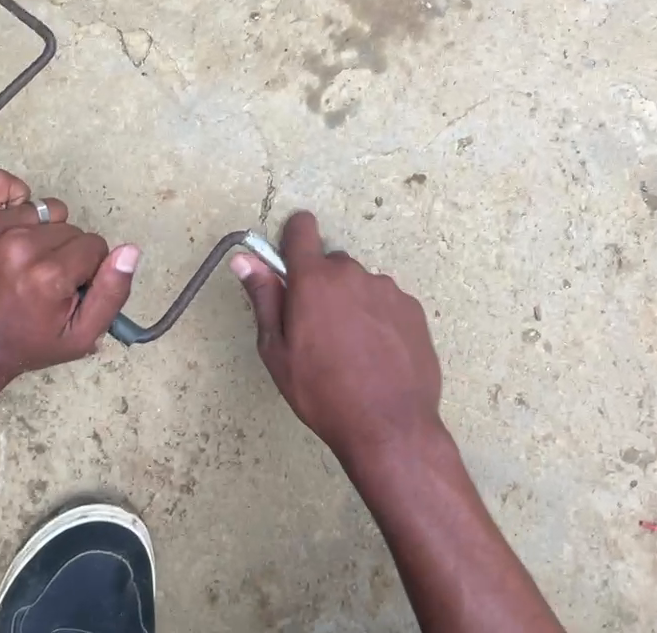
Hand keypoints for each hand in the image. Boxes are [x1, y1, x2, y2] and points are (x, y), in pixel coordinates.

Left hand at [0, 169, 136, 396]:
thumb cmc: (28, 342)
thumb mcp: (82, 336)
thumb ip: (113, 292)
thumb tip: (130, 250)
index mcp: (49, 275)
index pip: (94, 245)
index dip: (87, 268)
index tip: (68, 287)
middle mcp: (19, 247)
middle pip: (69, 227)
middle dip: (65, 251)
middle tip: (44, 279)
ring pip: (42, 209)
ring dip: (41, 230)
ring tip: (26, 258)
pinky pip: (0, 182)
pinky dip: (12, 197)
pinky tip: (12, 223)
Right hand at [232, 210, 444, 462]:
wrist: (389, 428)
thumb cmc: (321, 391)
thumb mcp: (276, 350)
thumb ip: (263, 297)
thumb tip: (244, 259)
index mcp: (313, 279)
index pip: (301, 228)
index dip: (293, 237)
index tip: (290, 261)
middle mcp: (351, 274)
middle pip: (330, 264)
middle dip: (321, 285)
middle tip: (318, 329)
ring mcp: (386, 290)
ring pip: (359, 284)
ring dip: (351, 302)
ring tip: (351, 348)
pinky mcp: (412, 309)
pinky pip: (385, 302)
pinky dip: (378, 318)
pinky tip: (377, 354)